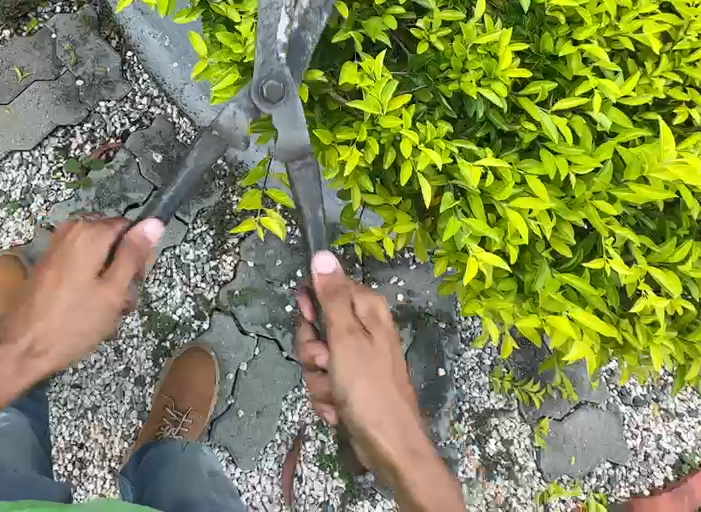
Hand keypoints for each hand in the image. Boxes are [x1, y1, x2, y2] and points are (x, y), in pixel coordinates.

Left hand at [0, 217, 162, 392]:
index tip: (136, 284)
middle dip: (123, 271)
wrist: (21, 347)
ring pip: (99, 257)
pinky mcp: (50, 263)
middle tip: (120, 304)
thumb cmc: (72, 322)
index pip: (131, 228)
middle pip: (114, 241)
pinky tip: (88, 313)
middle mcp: (73, 229)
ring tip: (104, 316)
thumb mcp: (112, 291)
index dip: (138, 256)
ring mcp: (59, 246)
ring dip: (107, 283)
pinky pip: (82, 265)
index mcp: (90, 231)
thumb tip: (154, 221)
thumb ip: (133, 254)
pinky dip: (90, 285)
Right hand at [295, 252, 456, 510]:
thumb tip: (322, 253)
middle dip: (311, 348)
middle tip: (325, 362)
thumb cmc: (369, 388)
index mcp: (366, 308)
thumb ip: (330, 296)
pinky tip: (338, 407)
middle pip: (316, 323)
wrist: (390, 448)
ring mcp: (357, 357)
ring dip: (317, 377)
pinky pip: (323, 379)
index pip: (326, 286)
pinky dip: (326, 395)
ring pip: (315, 355)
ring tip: (334, 391)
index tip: (310, 321)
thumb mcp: (345, 337)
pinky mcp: (351, 383)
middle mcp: (363, 328)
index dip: (311, 306)